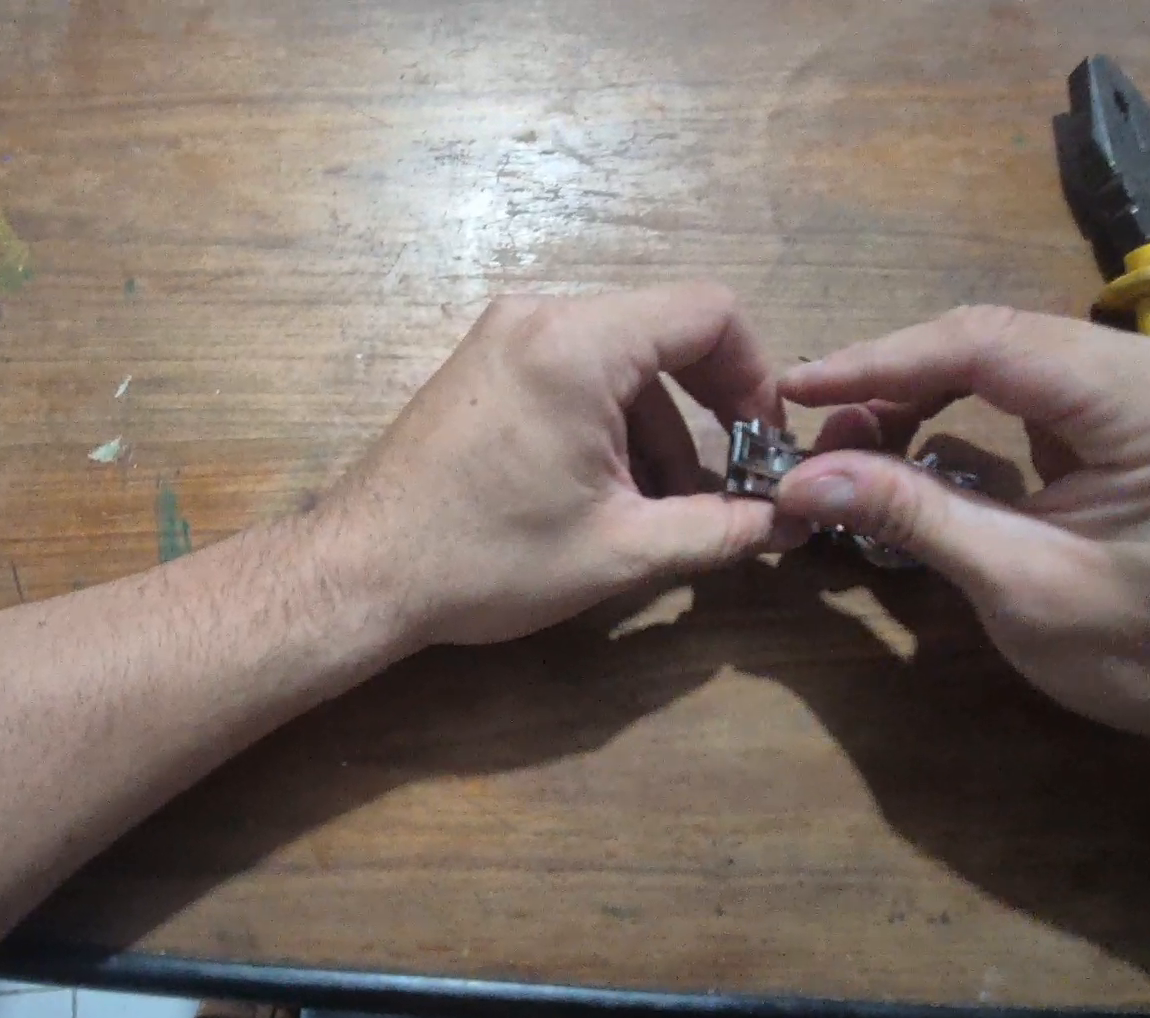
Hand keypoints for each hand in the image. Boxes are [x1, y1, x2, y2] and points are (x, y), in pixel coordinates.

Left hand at [325, 283, 782, 646]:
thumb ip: (717, 528)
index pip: (709, 314)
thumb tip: (787, 522)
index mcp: (579, 343)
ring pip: (615, 364)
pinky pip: (569, 376)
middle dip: (700, 415)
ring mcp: (501, 337)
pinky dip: (603, 425)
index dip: (755, 376)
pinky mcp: (480, 367)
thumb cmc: (488, 560)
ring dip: (650, 431)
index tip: (760, 444)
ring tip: (655, 510)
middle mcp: (539, 316)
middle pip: (661, 339)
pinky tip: (600, 492)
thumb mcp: (618, 550)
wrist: (362, 572)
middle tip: (718, 486)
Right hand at [773, 306, 1149, 765]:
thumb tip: (800, 480)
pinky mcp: (1142, 410)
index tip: (798, 390)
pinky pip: (1028, 387)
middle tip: (819, 430)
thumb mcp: (1022, 588)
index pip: (995, 346)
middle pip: (998, 341)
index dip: (882, 362)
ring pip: (1007, 358)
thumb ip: (912, 516)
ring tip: (855, 442)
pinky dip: (957, 410)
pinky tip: (913, 440)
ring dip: (919, 394)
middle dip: (893, 381)